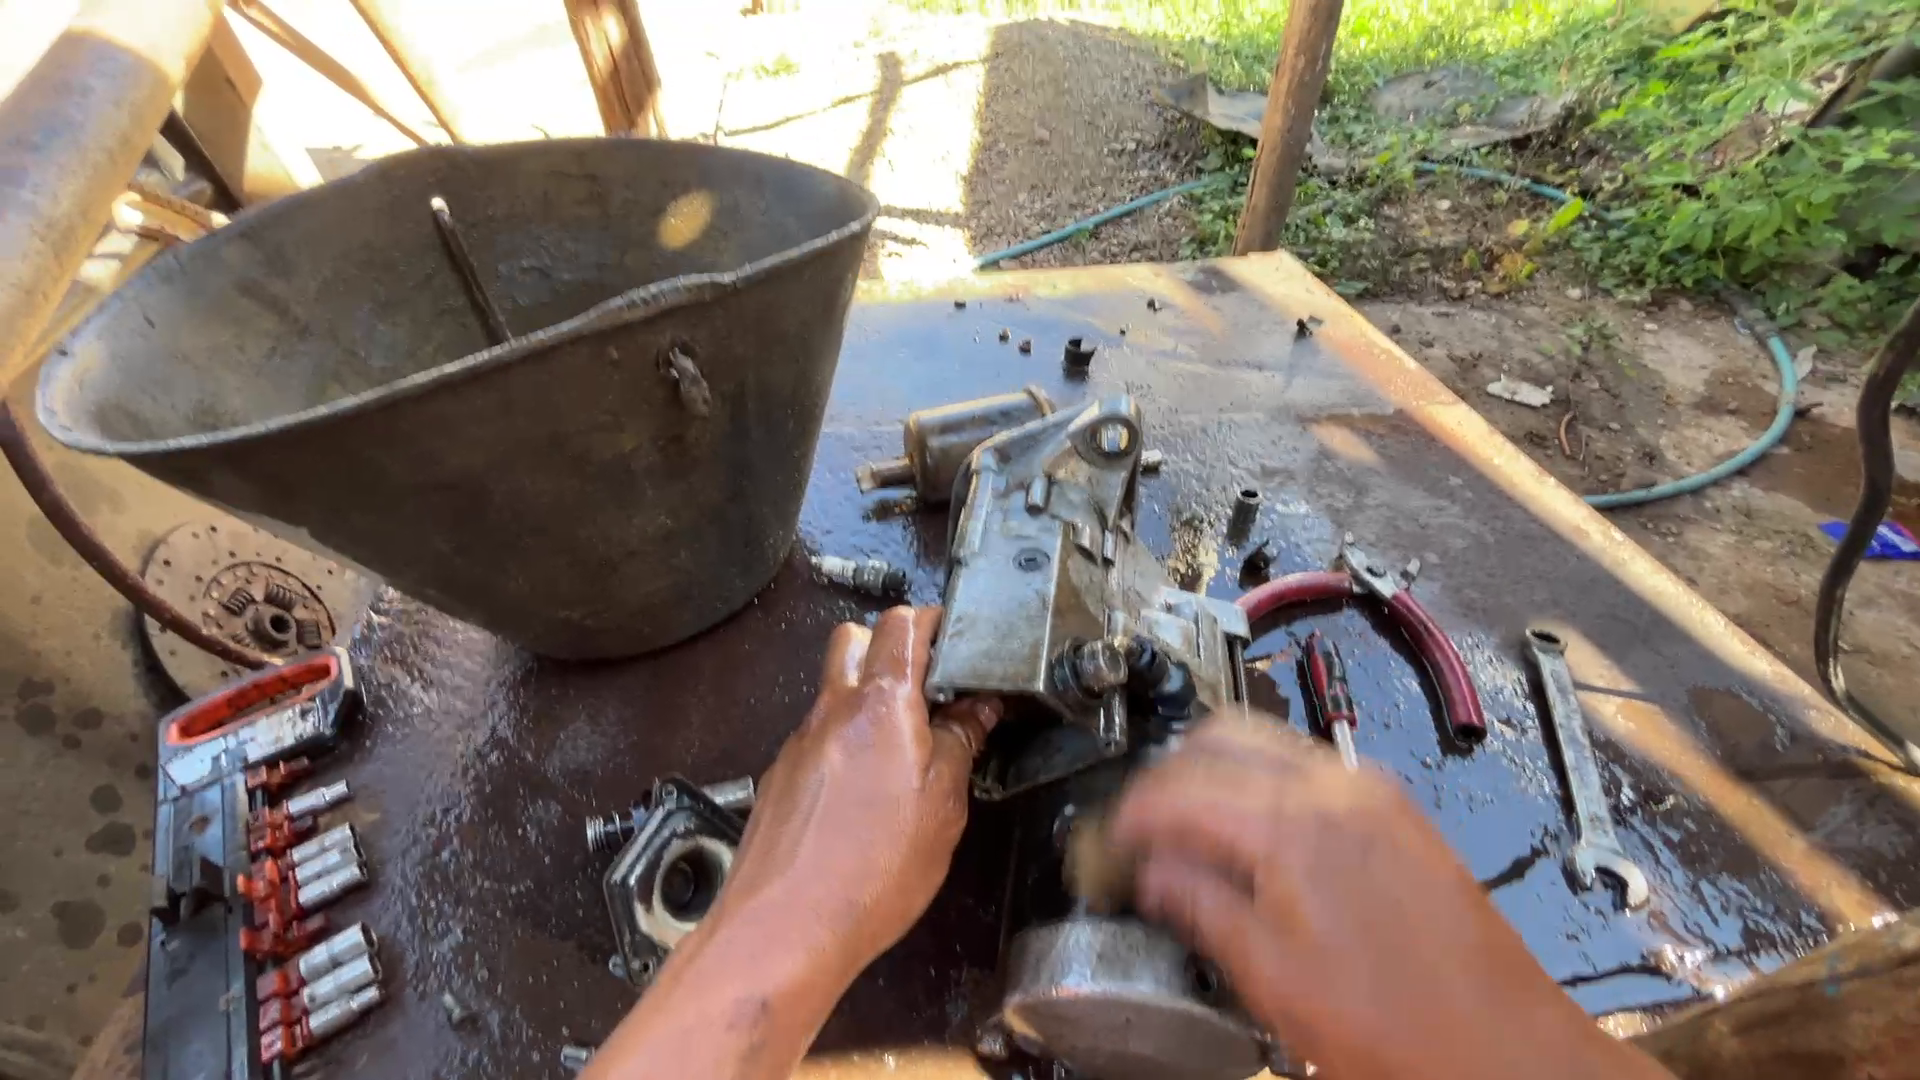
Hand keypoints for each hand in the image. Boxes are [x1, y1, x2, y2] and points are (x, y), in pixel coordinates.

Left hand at [585, 607, 997, 1079]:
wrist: (782, 928)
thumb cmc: (875, 866)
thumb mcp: (942, 806)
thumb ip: (959, 744)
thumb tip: (977, 707)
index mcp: (880, 703)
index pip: (902, 625)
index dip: (933, 621)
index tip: (956, 639)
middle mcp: (832, 708)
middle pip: (853, 639)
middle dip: (888, 646)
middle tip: (925, 686)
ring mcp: (800, 740)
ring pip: (834, 689)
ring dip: (867, 698)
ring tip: (902, 748)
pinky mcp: (780, 774)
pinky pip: (819, 734)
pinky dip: (845, 740)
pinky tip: (862, 793)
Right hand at [1109, 716, 1671, 1079]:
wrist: (1518, 1058)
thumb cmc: (1391, 1032)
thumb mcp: (1274, 981)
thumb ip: (1200, 906)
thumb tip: (1148, 869)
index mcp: (1290, 825)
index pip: (1178, 790)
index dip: (1129, 814)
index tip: (1105, 845)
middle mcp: (1326, 781)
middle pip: (1214, 736)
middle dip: (1164, 775)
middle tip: (1141, 828)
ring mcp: (1362, 783)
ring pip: (1257, 736)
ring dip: (1207, 767)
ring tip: (1185, 823)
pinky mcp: (1387, 800)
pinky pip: (1297, 758)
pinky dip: (1253, 774)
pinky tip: (1245, 825)